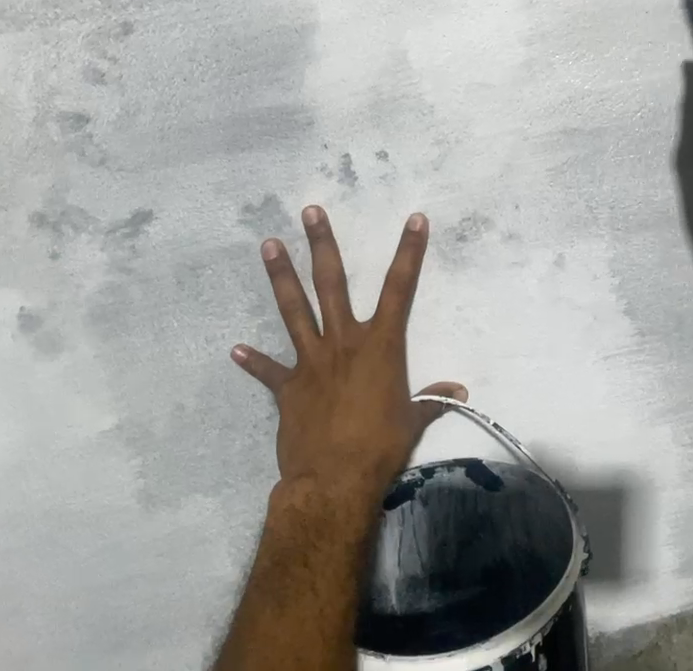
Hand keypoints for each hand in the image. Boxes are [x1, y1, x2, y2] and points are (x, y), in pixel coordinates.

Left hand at [231, 206, 465, 498]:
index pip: (399, 288)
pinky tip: (234, 349)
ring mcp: (311, 361)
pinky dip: (252, 361)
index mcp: (380, 345)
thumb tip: (458, 393)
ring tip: (268, 244)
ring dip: (281, 276)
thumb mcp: (414, 421)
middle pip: (332, 283)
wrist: (334, 480)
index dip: (409, 252)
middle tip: (310, 211)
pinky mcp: (288, 388)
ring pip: (294, 309)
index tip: (415, 219)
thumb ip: (433, 401)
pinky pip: (268, 371)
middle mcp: (343, 341)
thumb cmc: (382, 446)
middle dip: (323, 244)